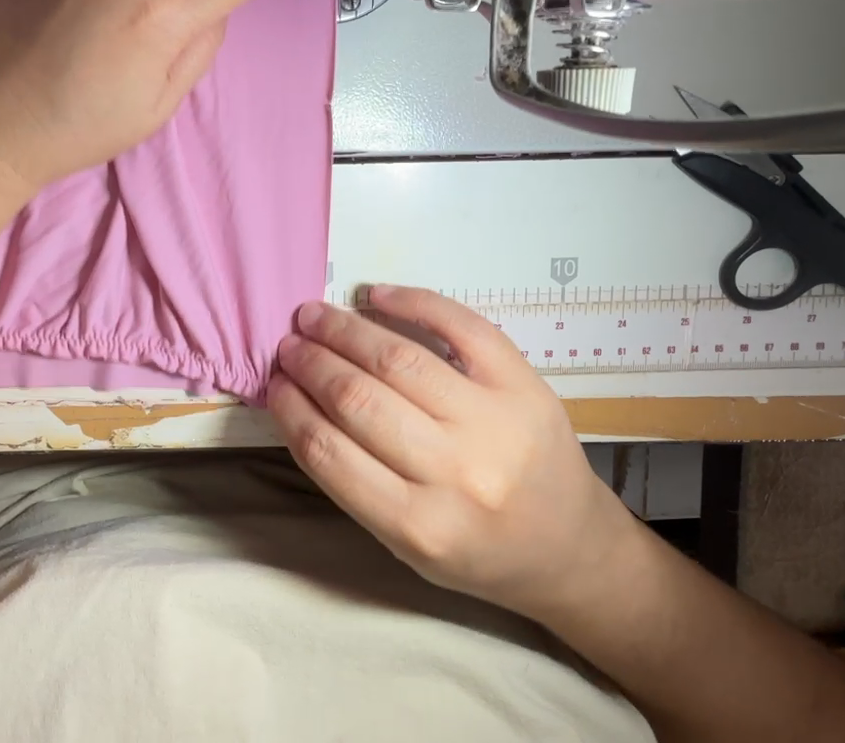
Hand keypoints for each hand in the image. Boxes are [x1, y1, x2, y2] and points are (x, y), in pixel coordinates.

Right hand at [268, 285, 640, 618]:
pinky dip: (414, 302)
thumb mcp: (402, 541)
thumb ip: (349, 476)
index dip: (290, 408)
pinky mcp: (526, 387)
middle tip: (289, 345)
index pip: (328, 451)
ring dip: (345, 330)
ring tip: (314, 317)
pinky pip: (464, 328)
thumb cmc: (475, 550)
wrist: (570, 549)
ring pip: (399, 359)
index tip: (274, 383)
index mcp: (419, 526)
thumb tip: (297, 397)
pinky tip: (376, 296)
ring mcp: (497, 425)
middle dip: (311, 363)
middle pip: (359, 399)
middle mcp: (458, 475)